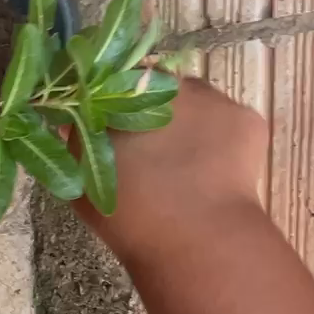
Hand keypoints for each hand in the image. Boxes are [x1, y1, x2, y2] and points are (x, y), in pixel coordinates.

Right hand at [75, 77, 269, 262]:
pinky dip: (212, 136)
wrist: (191, 235)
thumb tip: (70, 123)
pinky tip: (204, 167)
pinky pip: (222, 119)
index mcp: (119, 95)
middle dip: (144, 105)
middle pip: (153, 84)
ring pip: (191, 100)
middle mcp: (165, 83)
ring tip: (174, 159)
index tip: (101, 119)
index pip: (109, 79)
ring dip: (180, 118)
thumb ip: (73, 144)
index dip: (105, 97)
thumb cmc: (124, 210)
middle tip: (137, 142)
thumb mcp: (79, 180)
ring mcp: (209, 97)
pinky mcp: (244, 117)